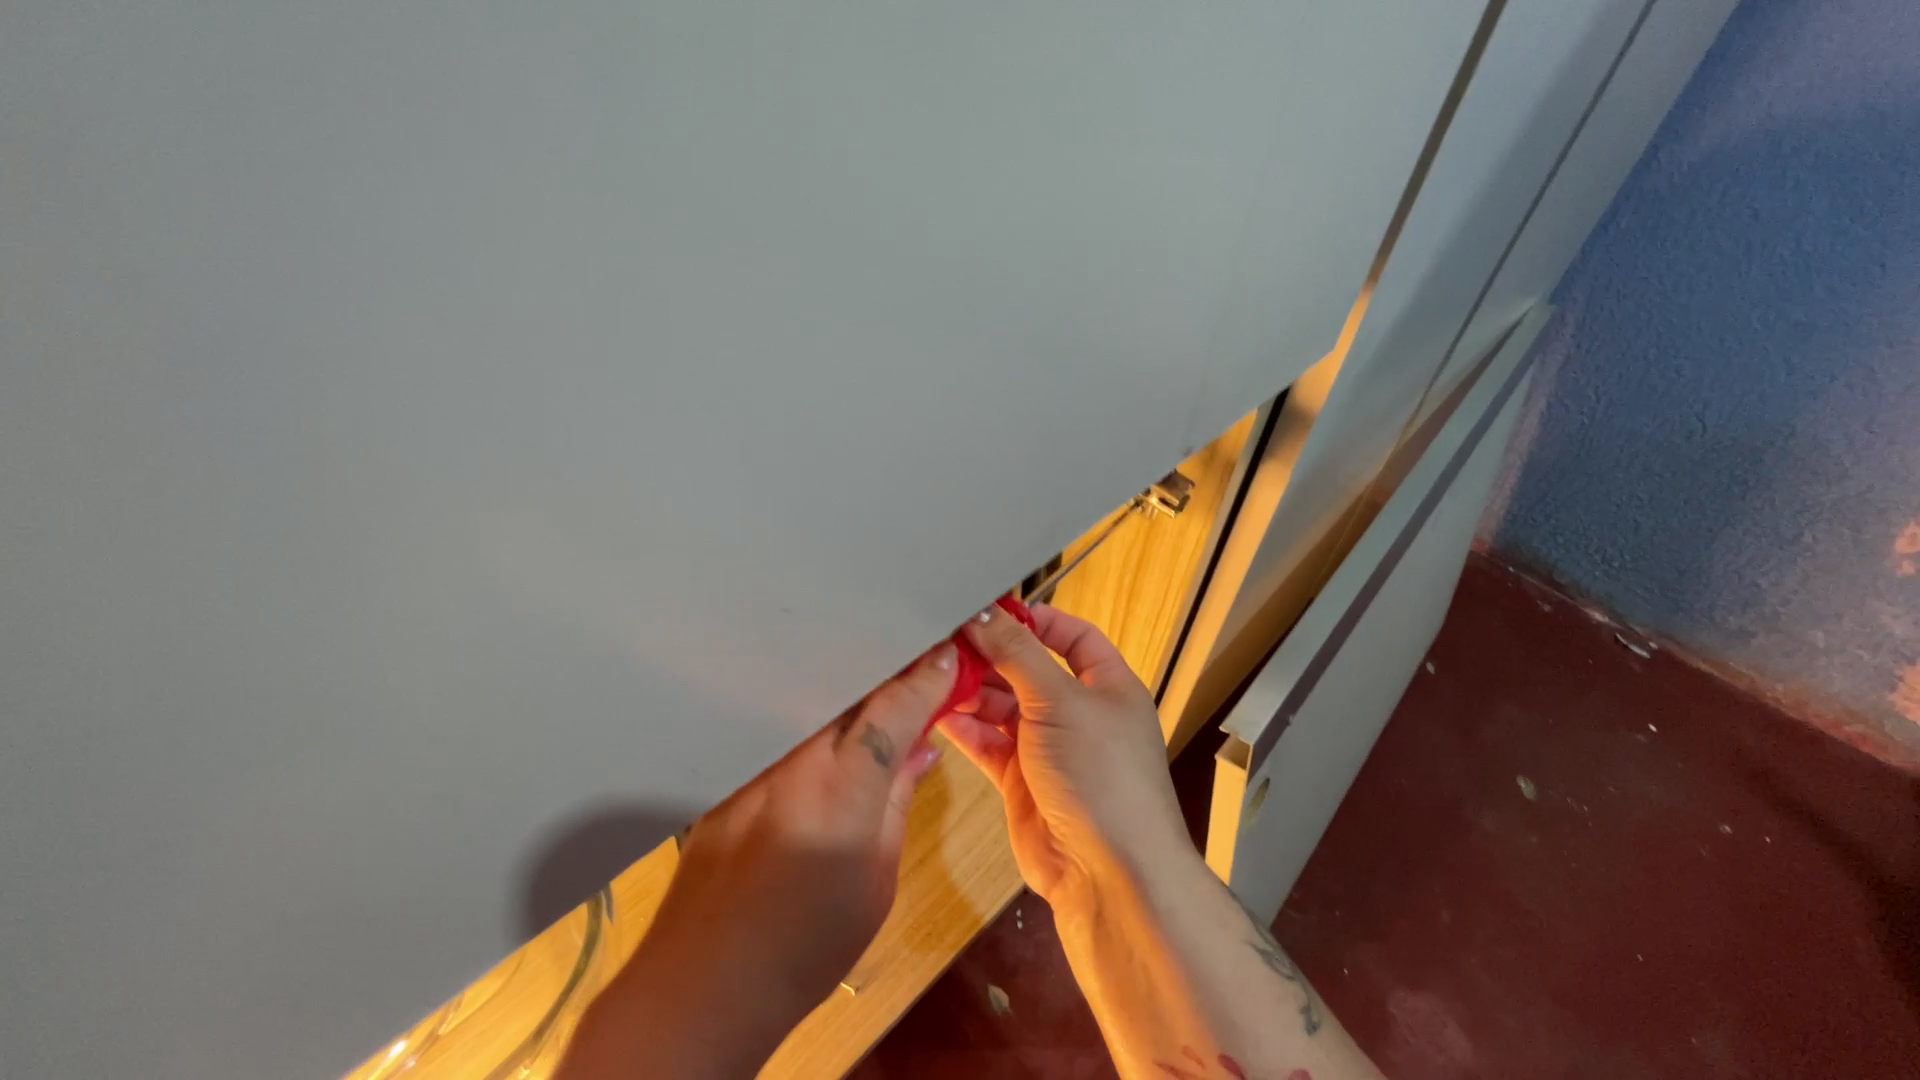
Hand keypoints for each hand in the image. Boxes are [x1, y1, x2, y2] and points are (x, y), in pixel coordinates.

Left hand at [561, 644, 956, 1079]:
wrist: (706, 984)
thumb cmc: (809, 944)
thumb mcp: (876, 879)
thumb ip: (896, 802)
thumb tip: (920, 753)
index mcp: (843, 786)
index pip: (894, 708)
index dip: (927, 678)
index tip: (950, 657)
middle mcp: (794, 757)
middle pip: (851, 693)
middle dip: (890, 673)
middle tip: (921, 666)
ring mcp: (752, 763)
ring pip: (813, 707)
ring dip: (852, 695)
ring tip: (878, 697)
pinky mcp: (725, 776)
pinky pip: (780, 731)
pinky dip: (813, 724)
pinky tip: (825, 736)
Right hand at [938, 603, 1190, 911]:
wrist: (1106, 871)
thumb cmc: (1099, 772)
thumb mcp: (1059, 700)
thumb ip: (1017, 654)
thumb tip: (982, 614)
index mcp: (1108, 686)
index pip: (1075, 638)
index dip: (1038, 622)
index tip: (993, 611)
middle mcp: (1080, 713)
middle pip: (1029, 671)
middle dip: (992, 657)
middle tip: (946, 642)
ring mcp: (1049, 749)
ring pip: (1004, 708)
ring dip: (973, 692)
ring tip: (934, 675)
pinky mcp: (1022, 781)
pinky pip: (989, 744)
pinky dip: (966, 729)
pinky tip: (937, 714)